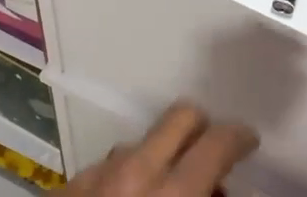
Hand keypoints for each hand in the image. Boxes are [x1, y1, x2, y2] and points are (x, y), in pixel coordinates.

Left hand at [61, 102, 257, 195]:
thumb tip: (218, 196)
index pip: (219, 142)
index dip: (240, 138)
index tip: (248, 146)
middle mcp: (133, 174)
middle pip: (180, 117)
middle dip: (202, 129)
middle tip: (208, 157)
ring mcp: (90, 180)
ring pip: (136, 146)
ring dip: (155, 163)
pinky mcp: (58, 194)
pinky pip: (98, 173)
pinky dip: (116, 186)